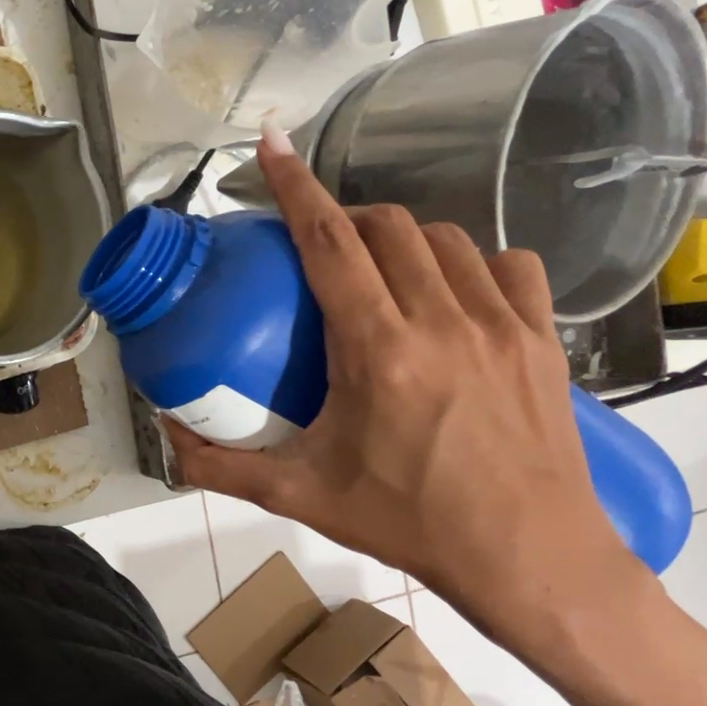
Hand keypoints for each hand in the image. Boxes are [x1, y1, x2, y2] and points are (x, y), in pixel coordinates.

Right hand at [165, 127, 637, 622]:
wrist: (529, 559)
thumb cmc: (406, 522)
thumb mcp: (296, 494)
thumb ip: (217, 465)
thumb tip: (165, 436)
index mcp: (379, 349)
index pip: (330, 243)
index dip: (295, 188)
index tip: (271, 146)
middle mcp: (444, 320)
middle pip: (388, 226)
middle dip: (341, 215)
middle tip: (307, 242)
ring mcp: (503, 326)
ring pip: (448, 238)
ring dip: (400, 236)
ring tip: (372, 266)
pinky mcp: (541, 341)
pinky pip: (506, 266)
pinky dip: (468, 260)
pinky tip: (448, 290)